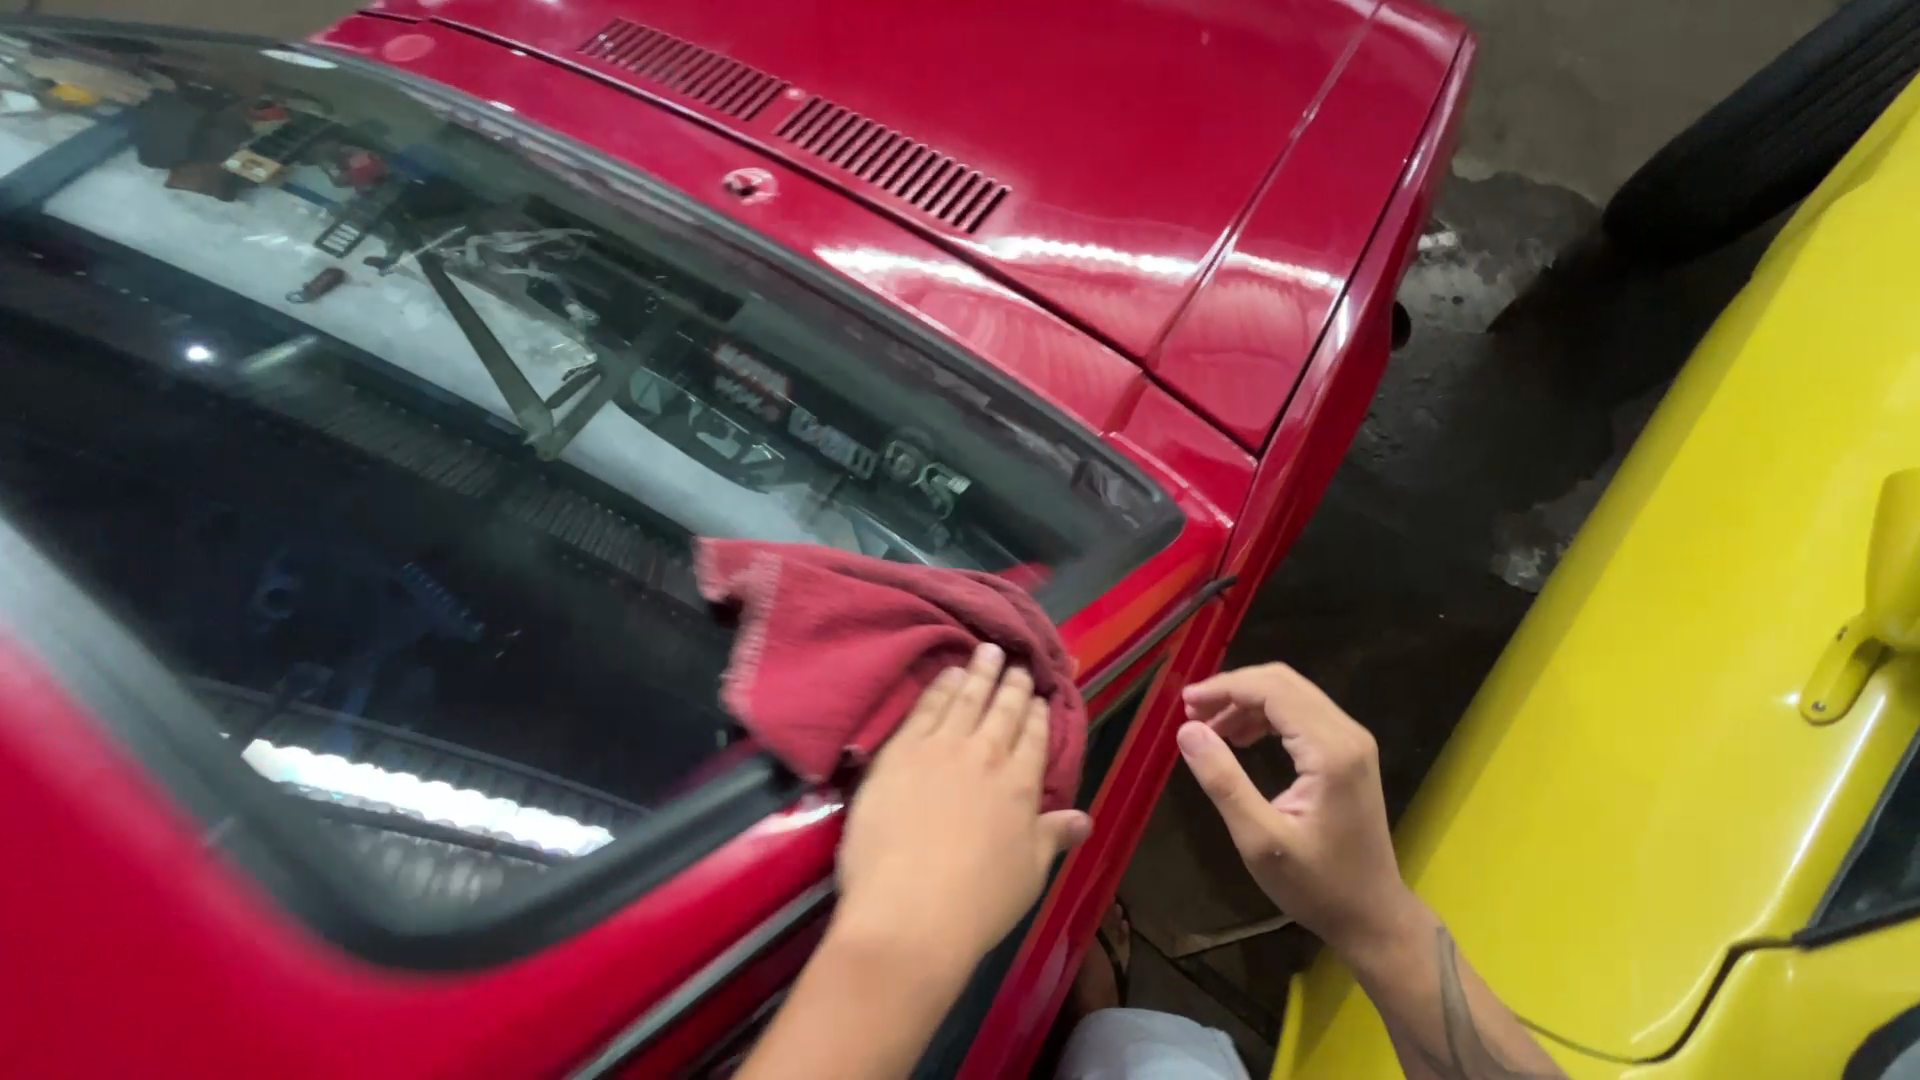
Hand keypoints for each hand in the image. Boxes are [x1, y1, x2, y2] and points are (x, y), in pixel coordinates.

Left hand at [835, 644, 1093, 971]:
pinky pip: (926, 707)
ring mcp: (941, 748)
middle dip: (1013, 684)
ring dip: (979, 673)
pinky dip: (940, 686)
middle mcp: (985, 756)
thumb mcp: (1029, 873)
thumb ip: (1053, 836)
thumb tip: (1084, 818)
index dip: (1038, 714)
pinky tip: (947, 673)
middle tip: (1017, 662)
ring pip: (966, 698)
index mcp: (1020, 785)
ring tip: (987, 651)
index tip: (1039, 697)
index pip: (1034, 737)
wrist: (910, 911)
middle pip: (1003, 709)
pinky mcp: (900, 751)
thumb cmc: (978, 902)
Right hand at [1176, 664, 1418, 956]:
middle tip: (1191, 713)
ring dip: (1245, 701)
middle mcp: (1347, 734)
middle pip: (1282, 682)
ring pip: (1290, 693)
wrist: (1373, 917)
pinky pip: (1300, 713)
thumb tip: (1187, 730)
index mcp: (1330, 751)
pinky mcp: (1347, 752)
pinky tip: (1239, 738)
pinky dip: (1264, 715)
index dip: (1224, 688)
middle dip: (1232, 689)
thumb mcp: (1259, 840)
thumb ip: (1223, 781)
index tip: (1184, 704)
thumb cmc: (1317, 885)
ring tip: (1208, 727)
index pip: (1272, 690)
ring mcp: (1351, 741)